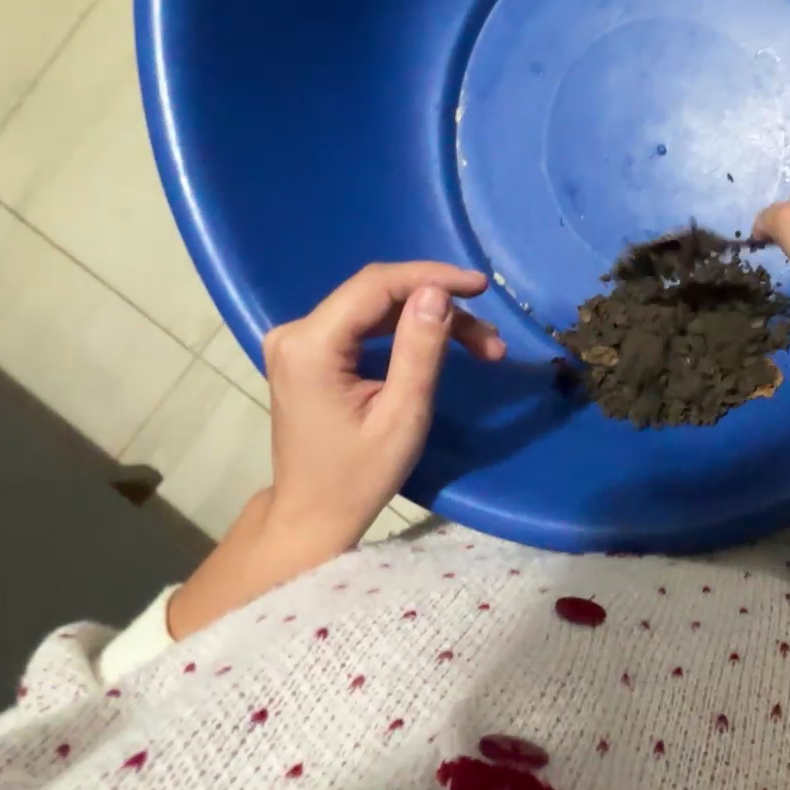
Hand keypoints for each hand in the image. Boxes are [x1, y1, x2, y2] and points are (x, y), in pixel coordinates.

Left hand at [263, 261, 503, 552]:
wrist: (315, 512)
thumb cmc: (360, 475)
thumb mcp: (403, 416)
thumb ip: (420, 352)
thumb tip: (439, 295)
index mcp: (311, 345)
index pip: (376, 286)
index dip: (432, 278)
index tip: (482, 286)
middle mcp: (296, 331)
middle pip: (378, 296)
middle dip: (441, 308)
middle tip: (493, 341)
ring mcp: (300, 341)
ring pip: (377, 310)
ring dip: (431, 322)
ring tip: (483, 347)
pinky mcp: (310, 353)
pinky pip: (366, 326)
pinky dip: (409, 332)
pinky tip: (444, 344)